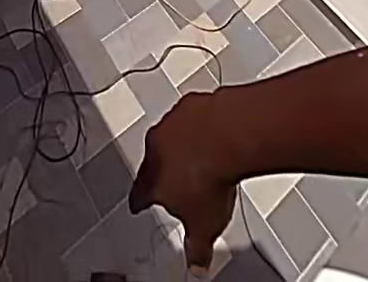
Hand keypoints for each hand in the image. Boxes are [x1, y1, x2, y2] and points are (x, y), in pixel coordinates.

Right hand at [130, 91, 237, 273]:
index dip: (140, 201)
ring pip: (172, 134)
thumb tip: (197, 263)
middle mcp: (157, 146)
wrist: (228, 136)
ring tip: (201, 156)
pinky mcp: (192, 103)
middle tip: (179, 179)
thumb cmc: (211, 177)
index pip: (139, 194)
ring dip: (182, 144)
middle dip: (164, 170)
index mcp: (152, 178)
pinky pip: (192, 115)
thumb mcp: (204, 225)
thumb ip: (196, 246)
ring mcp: (173, 121)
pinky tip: (214, 134)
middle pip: (154, 160)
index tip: (139, 203)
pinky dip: (199, 123)